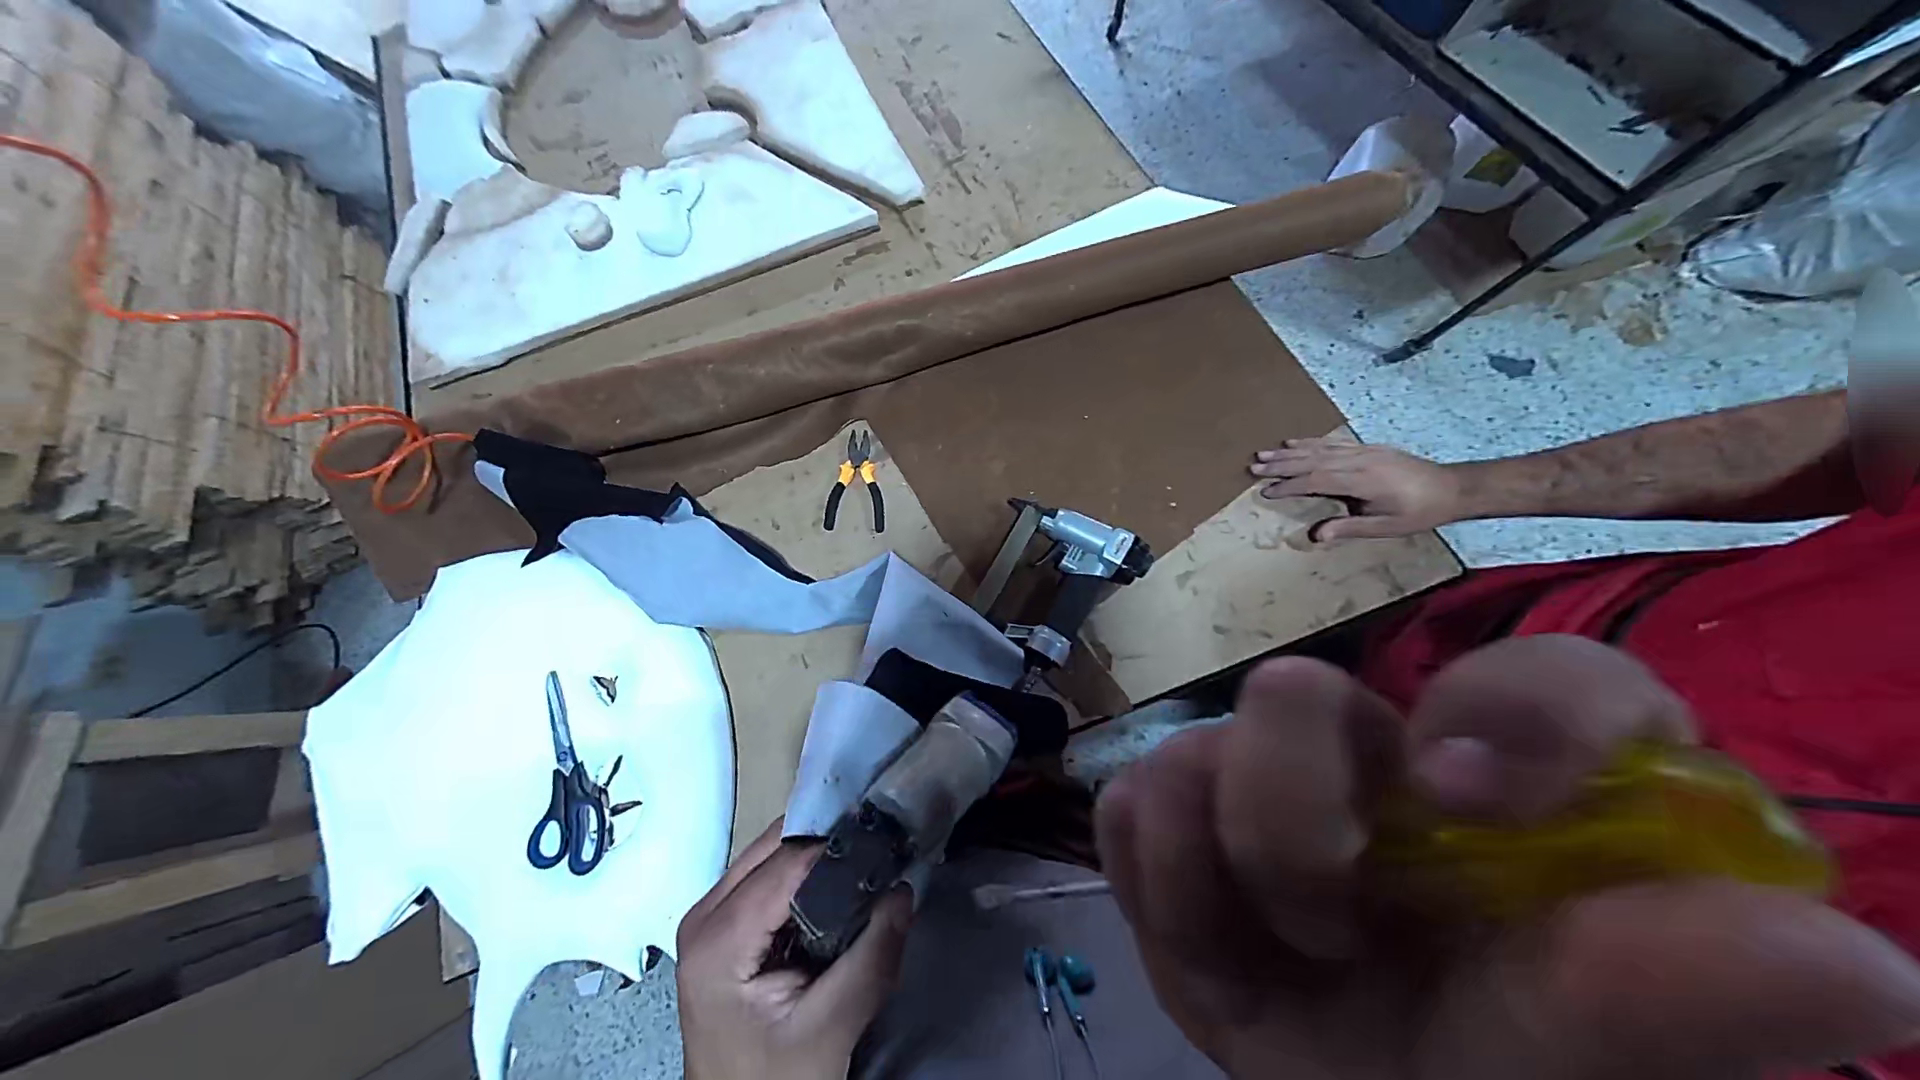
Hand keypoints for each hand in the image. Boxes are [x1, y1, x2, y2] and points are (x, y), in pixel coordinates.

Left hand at [676, 820, 912, 1079]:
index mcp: (719, 940)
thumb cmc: (774, 1077)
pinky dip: (802, 870)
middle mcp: (705, 914)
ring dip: (816, 851)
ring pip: (769, 853)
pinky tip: (835, 881)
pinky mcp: (720, 924)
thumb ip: (871, 960)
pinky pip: (764, 874)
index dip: (836, 845)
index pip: (786, 863)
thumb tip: (903, 892)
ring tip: (863, 860)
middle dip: (826, 839)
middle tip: (877, 845)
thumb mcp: (830, 1029)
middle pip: (773, 846)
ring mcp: (708, 916)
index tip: (884, 840)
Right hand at [1096, 636, 1919, 1079]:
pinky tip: (1206, 935)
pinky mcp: (1167, 810)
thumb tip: (1840, 960)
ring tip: (1264, 948)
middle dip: (1289, 818)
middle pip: (1294, 695)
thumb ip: (1662, 1007)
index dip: (1508, 716)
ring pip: (1187, 750)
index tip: (1465, 799)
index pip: (1541, 679)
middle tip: (1327, 923)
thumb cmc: (1486, 1075)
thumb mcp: (1572, 1063)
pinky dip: (1158, 886)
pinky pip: (1127, 807)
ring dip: (1213, 869)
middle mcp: (1370, 750)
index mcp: (1499, 780)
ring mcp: (1251, 768)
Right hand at [1250, 439, 1464, 541]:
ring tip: (1264, 453)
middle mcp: (1358, 461)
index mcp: (1362, 481)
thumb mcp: (1386, 527)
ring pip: (1318, 449)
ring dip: (1289, 452)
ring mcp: (1362, 451)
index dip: (1289, 486)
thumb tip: (1316, 536)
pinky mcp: (1367, 448)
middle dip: (1280, 464)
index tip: (1266, 491)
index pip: (1315, 481)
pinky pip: (1332, 443)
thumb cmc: (1420, 512)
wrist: (1453, 488)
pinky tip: (1294, 443)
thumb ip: (1349, 528)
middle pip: (1311, 460)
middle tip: (1254, 466)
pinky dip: (1310, 443)